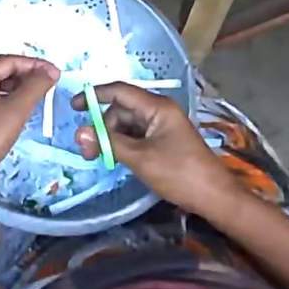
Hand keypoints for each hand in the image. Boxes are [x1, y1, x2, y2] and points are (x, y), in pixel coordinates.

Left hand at [0, 55, 58, 186]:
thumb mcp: (16, 109)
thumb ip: (36, 86)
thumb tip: (52, 71)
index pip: (8, 61)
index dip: (33, 63)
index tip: (55, 71)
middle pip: (4, 70)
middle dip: (28, 74)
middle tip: (51, 81)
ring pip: (2, 84)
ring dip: (23, 86)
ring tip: (43, 92)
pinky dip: (14, 98)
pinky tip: (27, 105)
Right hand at [73, 83, 233, 214]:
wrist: (215, 197)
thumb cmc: (179, 173)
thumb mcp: (140, 158)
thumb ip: (109, 143)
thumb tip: (80, 133)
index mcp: (157, 107)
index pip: (120, 91)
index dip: (95, 95)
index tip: (73, 107)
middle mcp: (160, 111)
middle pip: (121, 109)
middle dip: (102, 125)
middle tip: (88, 150)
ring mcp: (163, 126)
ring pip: (128, 124)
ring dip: (112, 137)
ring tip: (101, 157)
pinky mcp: (164, 141)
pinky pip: (137, 135)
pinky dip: (123, 144)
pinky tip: (116, 158)